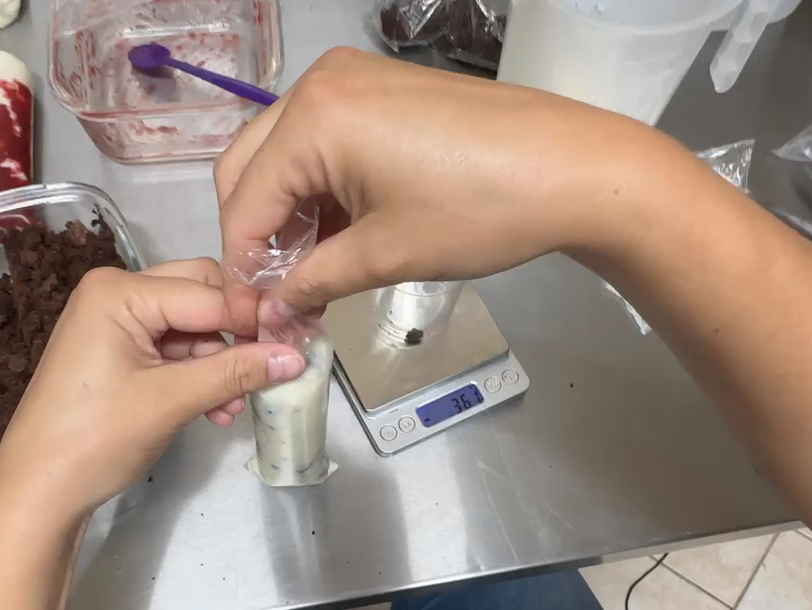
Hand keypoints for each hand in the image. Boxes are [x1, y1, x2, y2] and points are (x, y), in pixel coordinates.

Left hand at [0, 260, 304, 524]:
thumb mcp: (171, 401)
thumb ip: (235, 373)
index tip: (299, 343)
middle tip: (272, 369)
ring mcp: (116, 324)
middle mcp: (117, 294)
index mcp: (121, 291)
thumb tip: (298, 357)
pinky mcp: (118, 354)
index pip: (209, 293)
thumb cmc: (97, 438)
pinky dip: (198, 377)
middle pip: (201, 299)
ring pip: (191, 330)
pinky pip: (173, 353)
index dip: (255, 318)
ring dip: (220, 364)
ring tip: (236, 407)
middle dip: (237, 337)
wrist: (40, 489)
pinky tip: (217, 410)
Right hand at [215, 47, 667, 334]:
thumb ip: (312, 282)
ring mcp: (351, 85)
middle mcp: (319, 87)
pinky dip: (318, 200)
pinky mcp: (379, 96)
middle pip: (249, 172)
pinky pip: (322, 151)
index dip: (240, 272)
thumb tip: (271, 312)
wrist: (571, 171)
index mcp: (313, 119)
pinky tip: (331, 246)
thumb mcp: (384, 256)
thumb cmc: (477, 212)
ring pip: (283, 162)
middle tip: (274, 300)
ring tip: (306, 283)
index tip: (246, 322)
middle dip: (254, 242)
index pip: (245, 205)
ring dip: (285, 223)